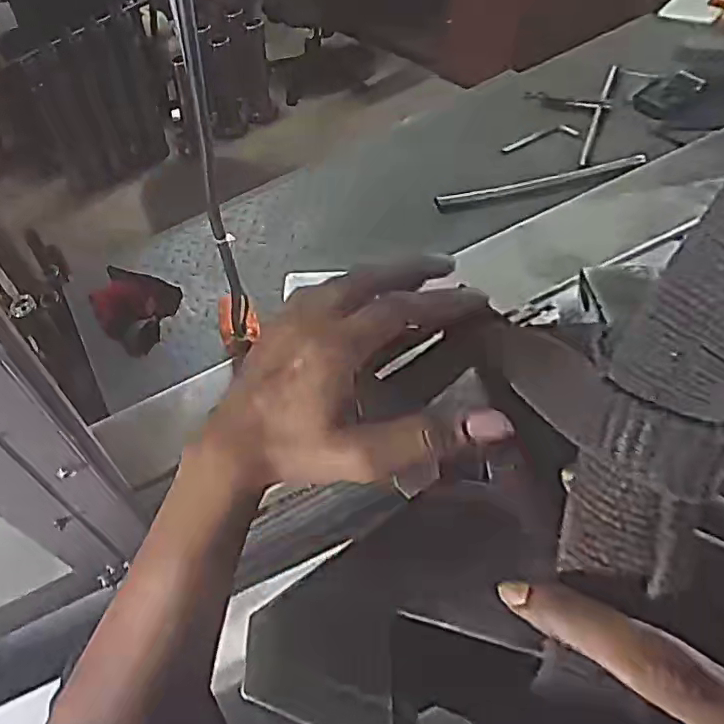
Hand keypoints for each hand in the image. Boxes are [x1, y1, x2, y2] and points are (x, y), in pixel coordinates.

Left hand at [189, 255, 515, 496]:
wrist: (230, 445)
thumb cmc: (294, 450)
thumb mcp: (362, 455)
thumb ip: (426, 437)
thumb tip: (493, 422)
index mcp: (335, 345)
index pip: (399, 309)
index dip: (442, 301)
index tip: (476, 298)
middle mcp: (312, 320)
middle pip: (368, 279)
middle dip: (410, 270)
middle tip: (446, 268)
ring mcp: (289, 318)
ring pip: (340, 280)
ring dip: (378, 274)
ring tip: (406, 276)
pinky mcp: (275, 324)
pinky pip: (317, 290)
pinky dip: (347, 284)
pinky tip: (353, 295)